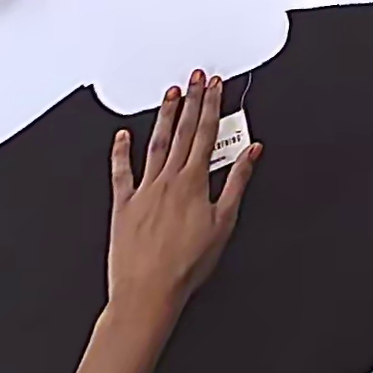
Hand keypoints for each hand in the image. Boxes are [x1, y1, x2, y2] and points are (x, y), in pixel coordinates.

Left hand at [106, 71, 260, 319]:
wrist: (147, 294)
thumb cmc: (187, 264)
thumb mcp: (224, 222)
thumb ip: (237, 182)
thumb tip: (251, 153)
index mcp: (193, 181)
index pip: (205, 133)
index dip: (211, 106)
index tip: (214, 86)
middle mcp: (168, 179)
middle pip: (183, 131)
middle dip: (192, 101)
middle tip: (195, 78)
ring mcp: (144, 190)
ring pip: (155, 144)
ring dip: (164, 116)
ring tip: (170, 94)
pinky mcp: (123, 205)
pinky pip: (121, 173)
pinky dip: (121, 152)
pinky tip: (122, 136)